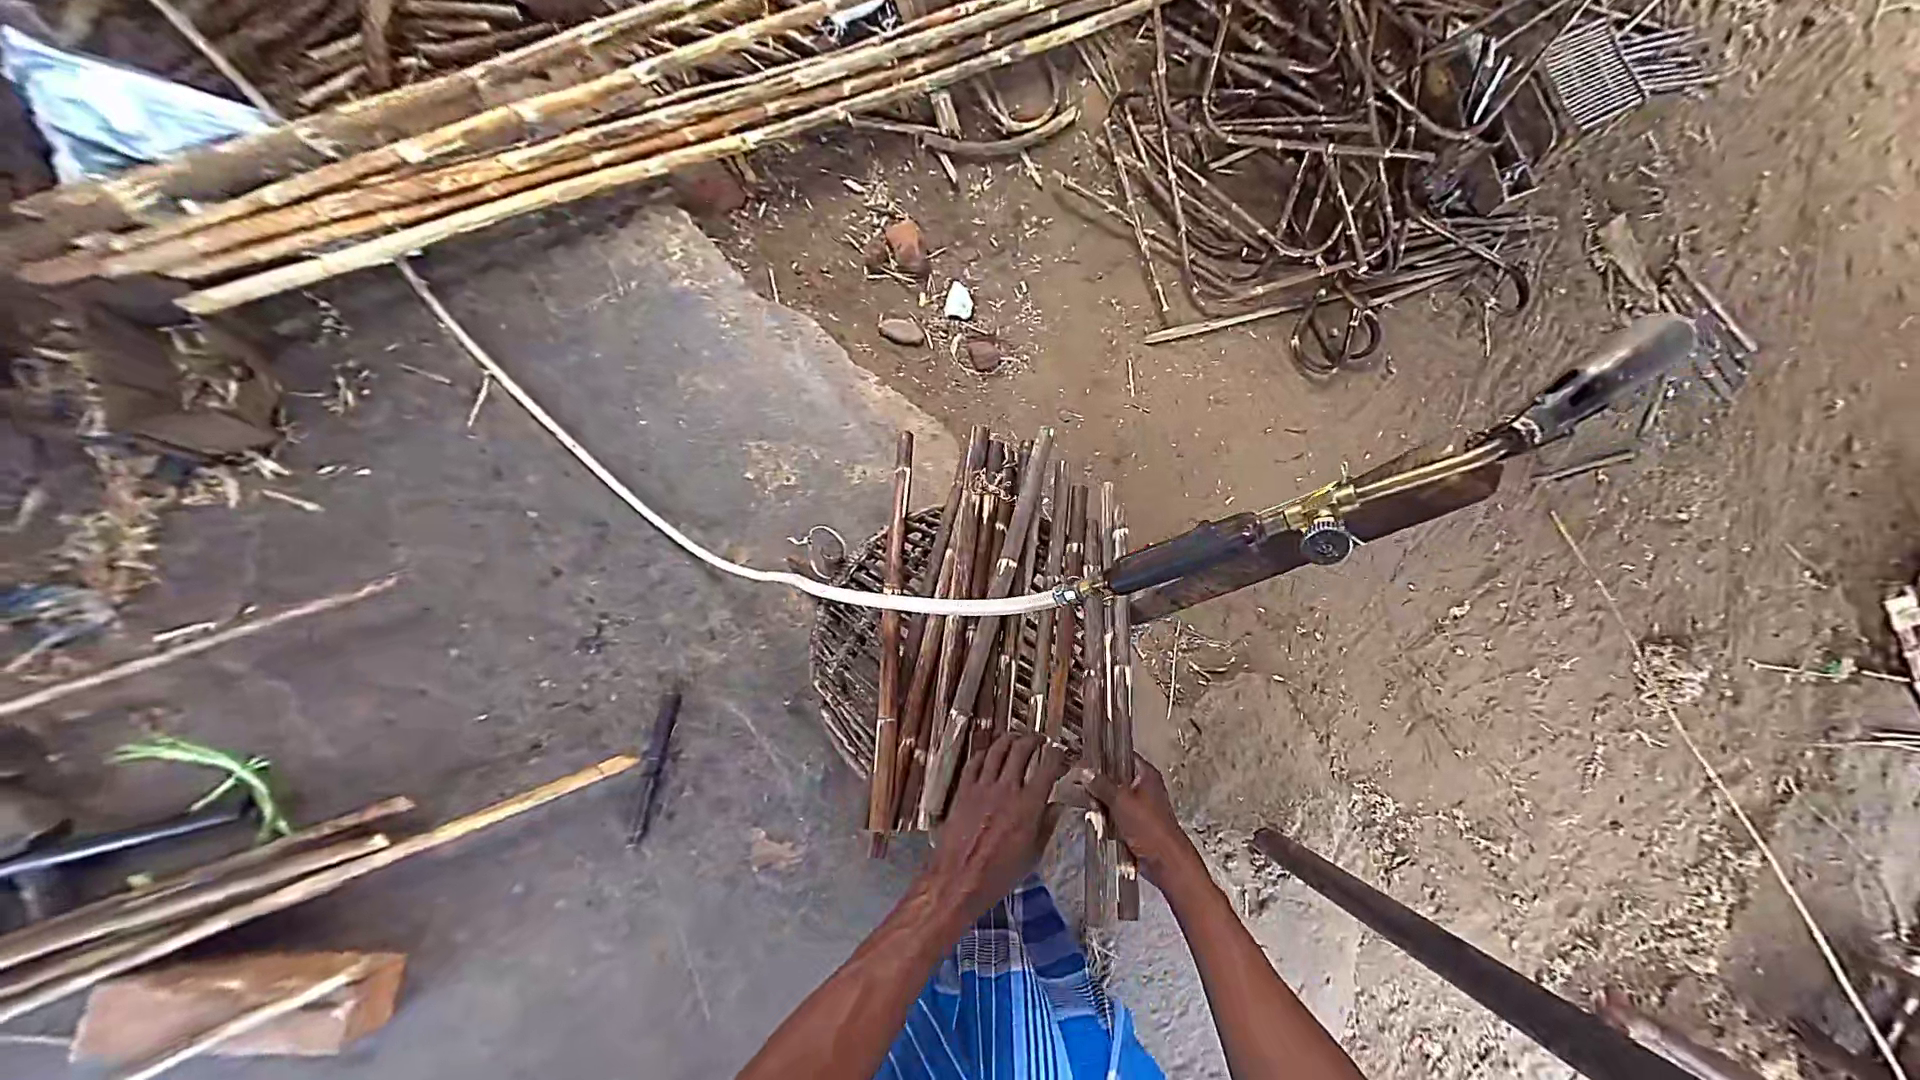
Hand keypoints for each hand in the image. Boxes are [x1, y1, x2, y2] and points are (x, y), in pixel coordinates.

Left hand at [923, 733, 1067, 924]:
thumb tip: (1056, 806)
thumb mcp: (1032, 855)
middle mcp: (1006, 790)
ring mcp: (982, 787)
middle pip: (1021, 750)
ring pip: (997, 750)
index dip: (1056, 755)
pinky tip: (988, 754)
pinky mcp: (964, 791)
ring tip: (1015, 738)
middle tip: (1039, 740)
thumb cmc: (998, 875)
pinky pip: (974, 763)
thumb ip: (1046, 826)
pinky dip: (984, 754)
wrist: (959, 880)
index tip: (1059, 753)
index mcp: (1028, 806)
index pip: (1047, 768)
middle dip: (1033, 740)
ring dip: (1009, 739)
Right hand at [1086, 753, 1201, 887]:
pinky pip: (1114, 813)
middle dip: (1098, 781)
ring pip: (1112, 796)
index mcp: (1145, 774)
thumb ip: (1101, 785)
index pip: (1121, 755)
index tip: (1083, 757)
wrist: (1165, 863)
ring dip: (1100, 800)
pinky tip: (1092, 815)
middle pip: (1115, 776)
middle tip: (1080, 781)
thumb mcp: (1121, 801)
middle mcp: (1143, 786)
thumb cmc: (1149, 827)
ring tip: (1085, 800)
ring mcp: (1139, 805)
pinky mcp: (1134, 823)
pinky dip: (1104, 815)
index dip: (1103, 754)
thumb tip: (1084, 771)